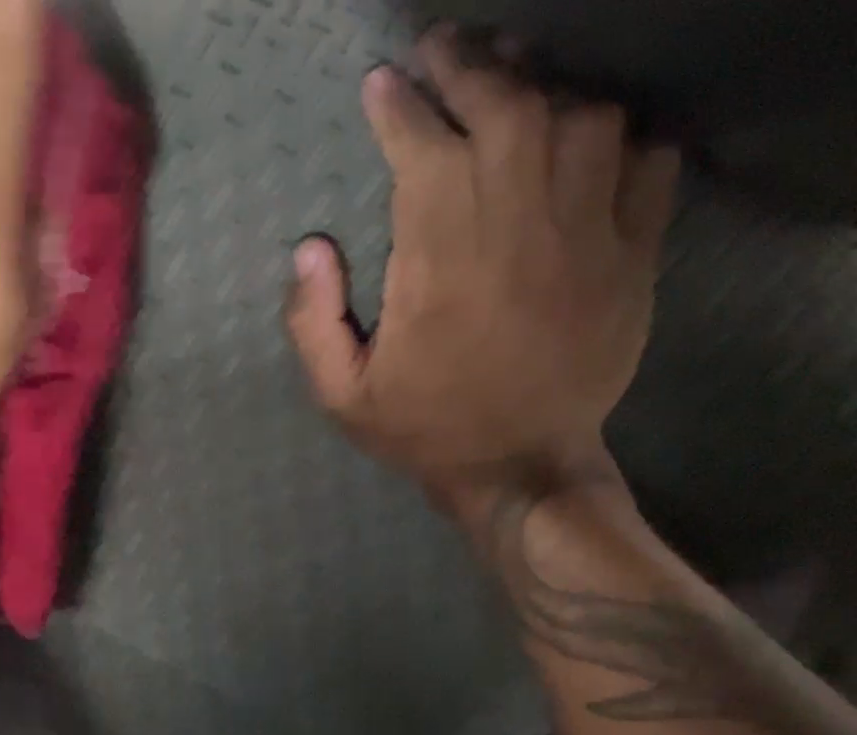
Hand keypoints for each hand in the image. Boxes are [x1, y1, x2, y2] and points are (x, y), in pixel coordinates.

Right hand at [283, 28, 681, 511]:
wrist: (522, 465)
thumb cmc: (420, 427)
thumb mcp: (338, 392)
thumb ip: (312, 321)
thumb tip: (310, 247)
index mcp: (439, 273)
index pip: (426, 158)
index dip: (402, 111)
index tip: (381, 84)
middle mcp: (518, 239)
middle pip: (508, 117)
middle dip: (469, 69)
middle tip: (440, 46)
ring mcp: (589, 242)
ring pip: (581, 123)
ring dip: (541, 87)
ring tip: (506, 73)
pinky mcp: (635, 254)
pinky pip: (647, 161)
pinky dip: (618, 129)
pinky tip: (582, 129)